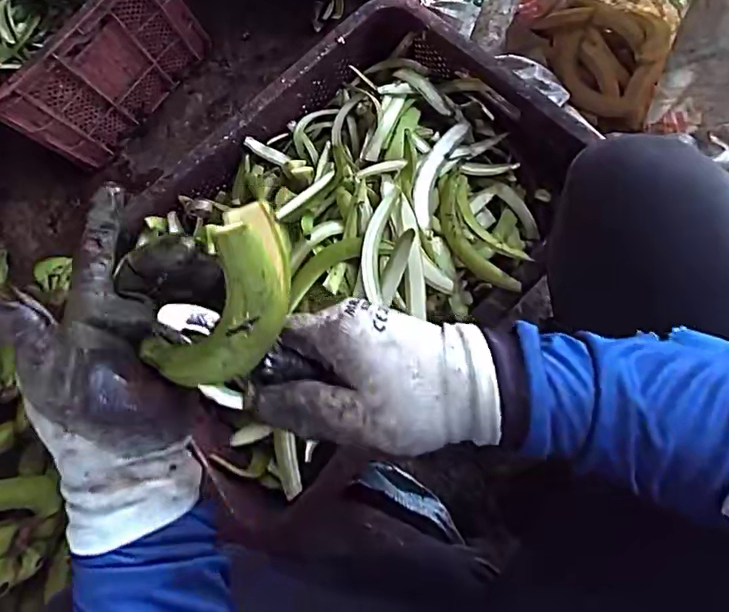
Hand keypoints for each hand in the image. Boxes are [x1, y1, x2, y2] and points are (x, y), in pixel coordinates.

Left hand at [0, 186, 201, 555]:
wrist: (126, 463)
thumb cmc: (77, 415)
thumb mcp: (46, 369)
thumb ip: (25, 330)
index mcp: (94, 306)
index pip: (98, 255)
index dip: (105, 223)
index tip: (113, 191)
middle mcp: (130, 307)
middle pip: (149, 265)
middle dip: (165, 249)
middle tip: (183, 244)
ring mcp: (164, 324)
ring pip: (181, 283)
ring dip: (195, 271)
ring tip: (211, 265)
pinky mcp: (192, 344)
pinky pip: (206, 313)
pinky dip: (218, 297)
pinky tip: (230, 287)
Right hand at [248, 299, 502, 456]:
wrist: (471, 385)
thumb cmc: (411, 405)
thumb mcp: (352, 418)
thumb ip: (302, 406)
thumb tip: (256, 399)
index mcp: (332, 327)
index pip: (278, 336)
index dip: (269, 368)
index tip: (274, 400)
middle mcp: (342, 311)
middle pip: (299, 342)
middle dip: (299, 377)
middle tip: (316, 415)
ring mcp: (362, 315)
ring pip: (320, 346)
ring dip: (321, 376)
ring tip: (344, 410)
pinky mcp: (377, 325)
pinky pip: (341, 346)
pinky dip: (340, 370)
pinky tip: (360, 396)